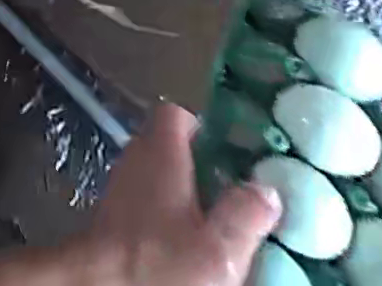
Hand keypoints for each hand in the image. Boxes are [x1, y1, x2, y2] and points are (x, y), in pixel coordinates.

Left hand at [67, 104, 281, 285]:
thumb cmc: (159, 268)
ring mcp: (122, 185)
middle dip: (202, 165)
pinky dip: (168, 213)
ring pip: (158, 173)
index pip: (176, 114)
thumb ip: (244, 215)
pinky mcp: (115, 215)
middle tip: (237, 198)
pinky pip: (147, 199)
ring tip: (219, 228)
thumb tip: (266, 188)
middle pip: (169, 144)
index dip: (204, 127)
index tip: (233, 156)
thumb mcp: (218, 251)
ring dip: (186, 193)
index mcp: (160, 153)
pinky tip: (188, 247)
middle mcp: (136, 158)